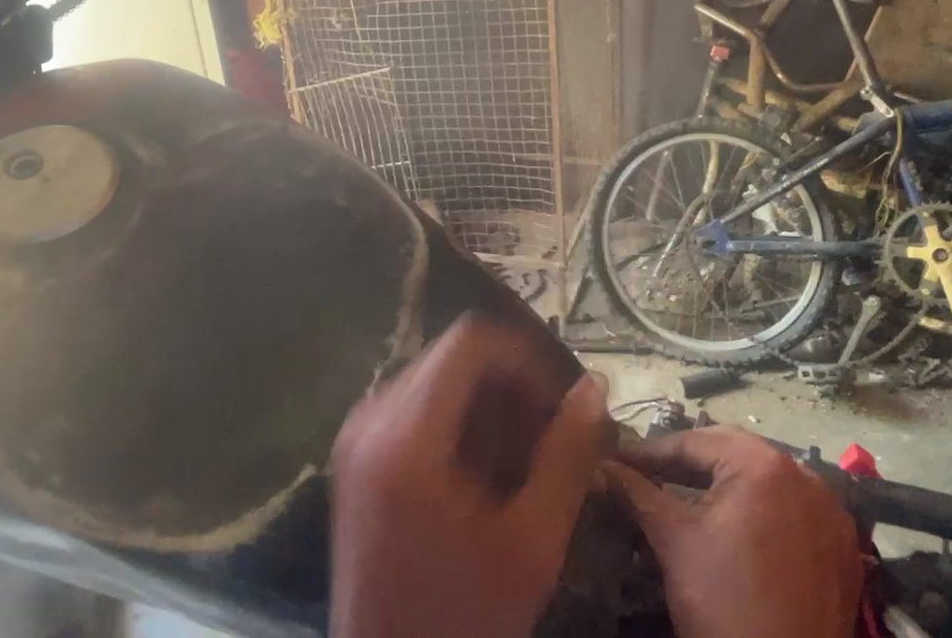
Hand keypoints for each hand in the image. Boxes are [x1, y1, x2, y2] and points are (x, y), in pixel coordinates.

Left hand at [329, 317, 609, 637]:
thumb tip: (593, 386)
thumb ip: (567, 455)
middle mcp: (371, 418)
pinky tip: (486, 470)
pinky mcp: (357, 456)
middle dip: (509, 384)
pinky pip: (415, 407)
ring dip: (486, 404)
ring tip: (524, 457)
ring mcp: (357, 435)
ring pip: (436, 379)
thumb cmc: (463, 616)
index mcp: (407, 434)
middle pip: (452, 357)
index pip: (470, 341)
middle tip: (550, 432)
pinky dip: (458, 422)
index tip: (559, 398)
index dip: (524, 354)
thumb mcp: (532, 542)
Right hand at [609, 426, 862, 637]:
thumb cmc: (723, 601)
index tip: (619, 460)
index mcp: (764, 465)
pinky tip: (735, 525)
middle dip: (689, 461)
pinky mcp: (842, 545)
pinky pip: (793, 508)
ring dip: (725, 481)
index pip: (695, 442)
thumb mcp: (673, 540)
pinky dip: (761, 508)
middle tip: (648, 472)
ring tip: (686, 493)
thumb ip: (637, 494)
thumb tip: (603, 467)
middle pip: (733, 452)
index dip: (652, 451)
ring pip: (765, 478)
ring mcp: (830, 511)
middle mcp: (806, 476)